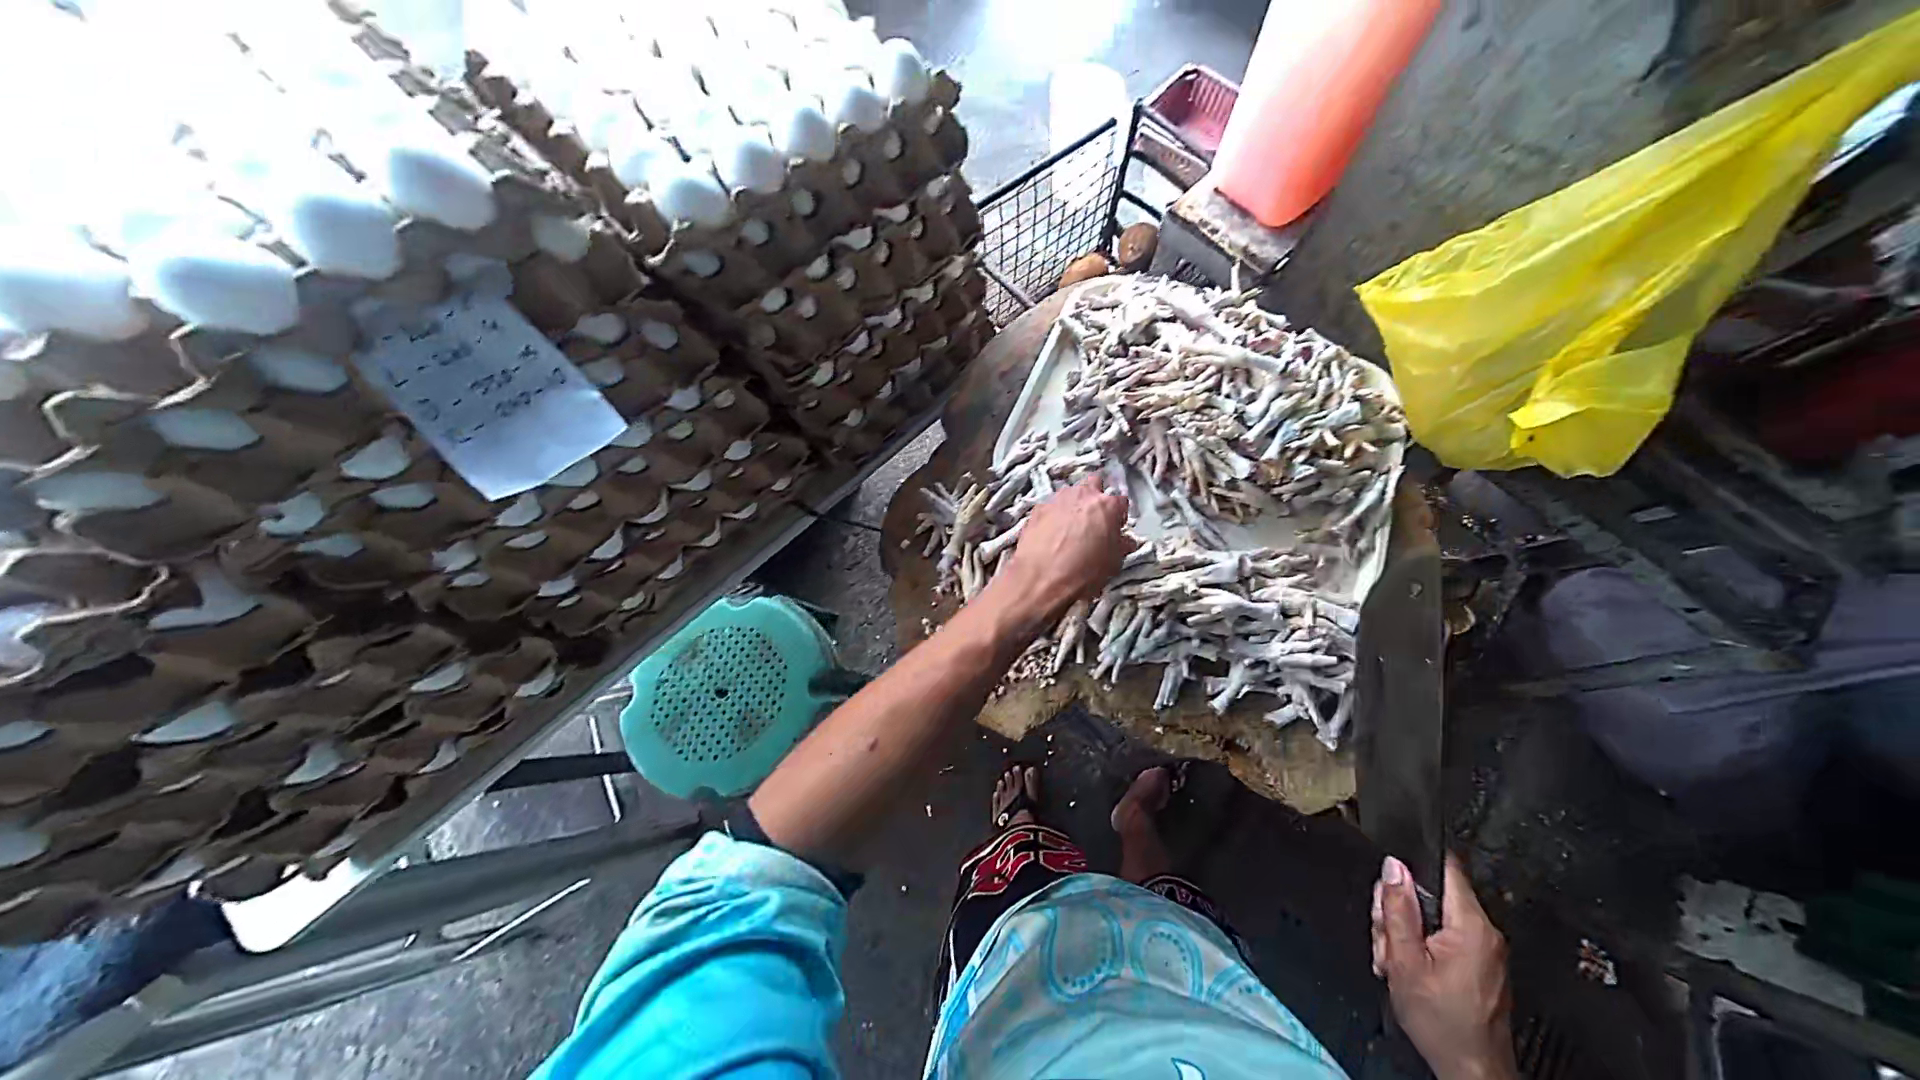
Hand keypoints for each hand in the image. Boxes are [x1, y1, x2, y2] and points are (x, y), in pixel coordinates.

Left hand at [986, 475, 1131, 626]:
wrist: (1041, 579)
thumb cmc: (1083, 572)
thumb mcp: (1112, 563)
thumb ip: (1120, 545)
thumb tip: (1124, 541)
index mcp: (1107, 506)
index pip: (1121, 502)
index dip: (1119, 516)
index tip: (1116, 527)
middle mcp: (1082, 495)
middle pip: (1093, 485)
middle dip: (1095, 498)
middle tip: (1093, 520)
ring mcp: (1057, 500)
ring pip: (1069, 494)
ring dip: (1073, 506)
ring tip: (1070, 528)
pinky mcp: (1036, 509)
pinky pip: (1050, 507)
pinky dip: (1053, 516)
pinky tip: (1051, 534)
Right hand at [1372, 855, 1517, 1079]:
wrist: (1472, 1072)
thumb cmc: (1440, 1022)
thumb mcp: (1404, 961)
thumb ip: (1397, 909)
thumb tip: (1394, 866)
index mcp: (1471, 927)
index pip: (1446, 867)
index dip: (1412, 866)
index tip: (1390, 882)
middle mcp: (1485, 933)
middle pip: (1431, 894)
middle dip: (1399, 910)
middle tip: (1387, 940)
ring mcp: (1485, 950)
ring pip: (1432, 916)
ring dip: (1405, 931)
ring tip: (1396, 961)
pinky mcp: (1480, 963)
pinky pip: (1443, 936)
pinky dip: (1420, 945)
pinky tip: (1408, 968)